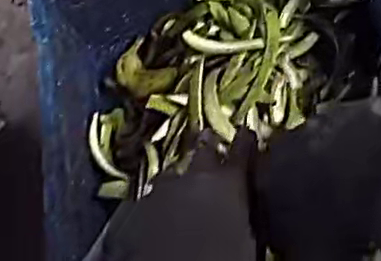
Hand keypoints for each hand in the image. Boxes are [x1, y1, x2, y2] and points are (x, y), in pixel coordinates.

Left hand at [101, 132, 259, 260]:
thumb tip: (245, 204)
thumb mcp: (246, 236)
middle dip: (207, 145)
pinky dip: (153, 203)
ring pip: (170, 173)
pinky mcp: (135, 214)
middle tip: (209, 141)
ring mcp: (163, 192)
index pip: (242, 147)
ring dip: (177, 178)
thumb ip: (244, 209)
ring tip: (178, 185)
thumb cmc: (218, 258)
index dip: (245, 139)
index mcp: (229, 180)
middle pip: (204, 149)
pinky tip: (154, 213)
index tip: (246, 132)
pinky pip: (146, 200)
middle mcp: (197, 177)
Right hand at [254, 99, 380, 258]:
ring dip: (335, 150)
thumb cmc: (342, 227)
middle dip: (306, 170)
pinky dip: (364, 135)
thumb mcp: (302, 254)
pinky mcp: (361, 104)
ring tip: (354, 177)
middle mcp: (293, 136)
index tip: (291, 211)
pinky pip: (358, 122)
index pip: (262, 186)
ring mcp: (330, 115)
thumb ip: (286, 243)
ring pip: (326, 134)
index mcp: (268, 174)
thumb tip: (291, 245)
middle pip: (294, 154)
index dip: (279, 199)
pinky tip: (376, 157)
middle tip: (326, 194)